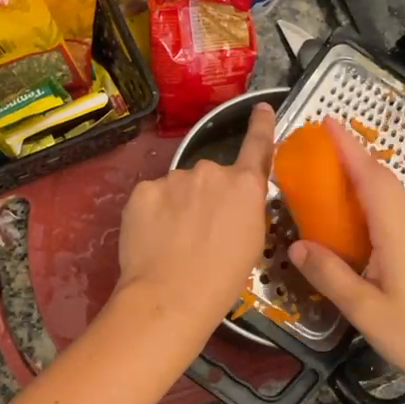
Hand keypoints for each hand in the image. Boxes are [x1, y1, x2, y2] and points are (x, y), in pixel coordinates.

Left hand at [115, 102, 275, 329]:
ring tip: (174, 241)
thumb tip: (233, 202)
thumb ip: (245, 209)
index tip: (262, 108)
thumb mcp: (252, 243)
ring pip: (178, 187)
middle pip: (210, 177)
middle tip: (202, 232)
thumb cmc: (222, 279)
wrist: (170, 296)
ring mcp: (174, 178)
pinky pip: (152, 196)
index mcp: (245, 186)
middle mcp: (211, 171)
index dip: (261, 125)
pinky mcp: (143, 189)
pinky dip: (153, 212)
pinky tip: (153, 237)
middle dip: (206, 196)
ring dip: (178, 204)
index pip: (258, 145)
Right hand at [287, 120, 404, 396]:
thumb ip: (329, 275)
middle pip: (384, 180)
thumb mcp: (364, 311)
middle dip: (353, 156)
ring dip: (364, 178)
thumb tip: (296, 246)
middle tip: (319, 147)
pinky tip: (355, 219)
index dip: (348, 148)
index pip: (371, 177)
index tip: (327, 122)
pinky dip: (372, 202)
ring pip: (392, 196)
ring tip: (331, 175)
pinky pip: (396, 214)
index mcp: (398, 232)